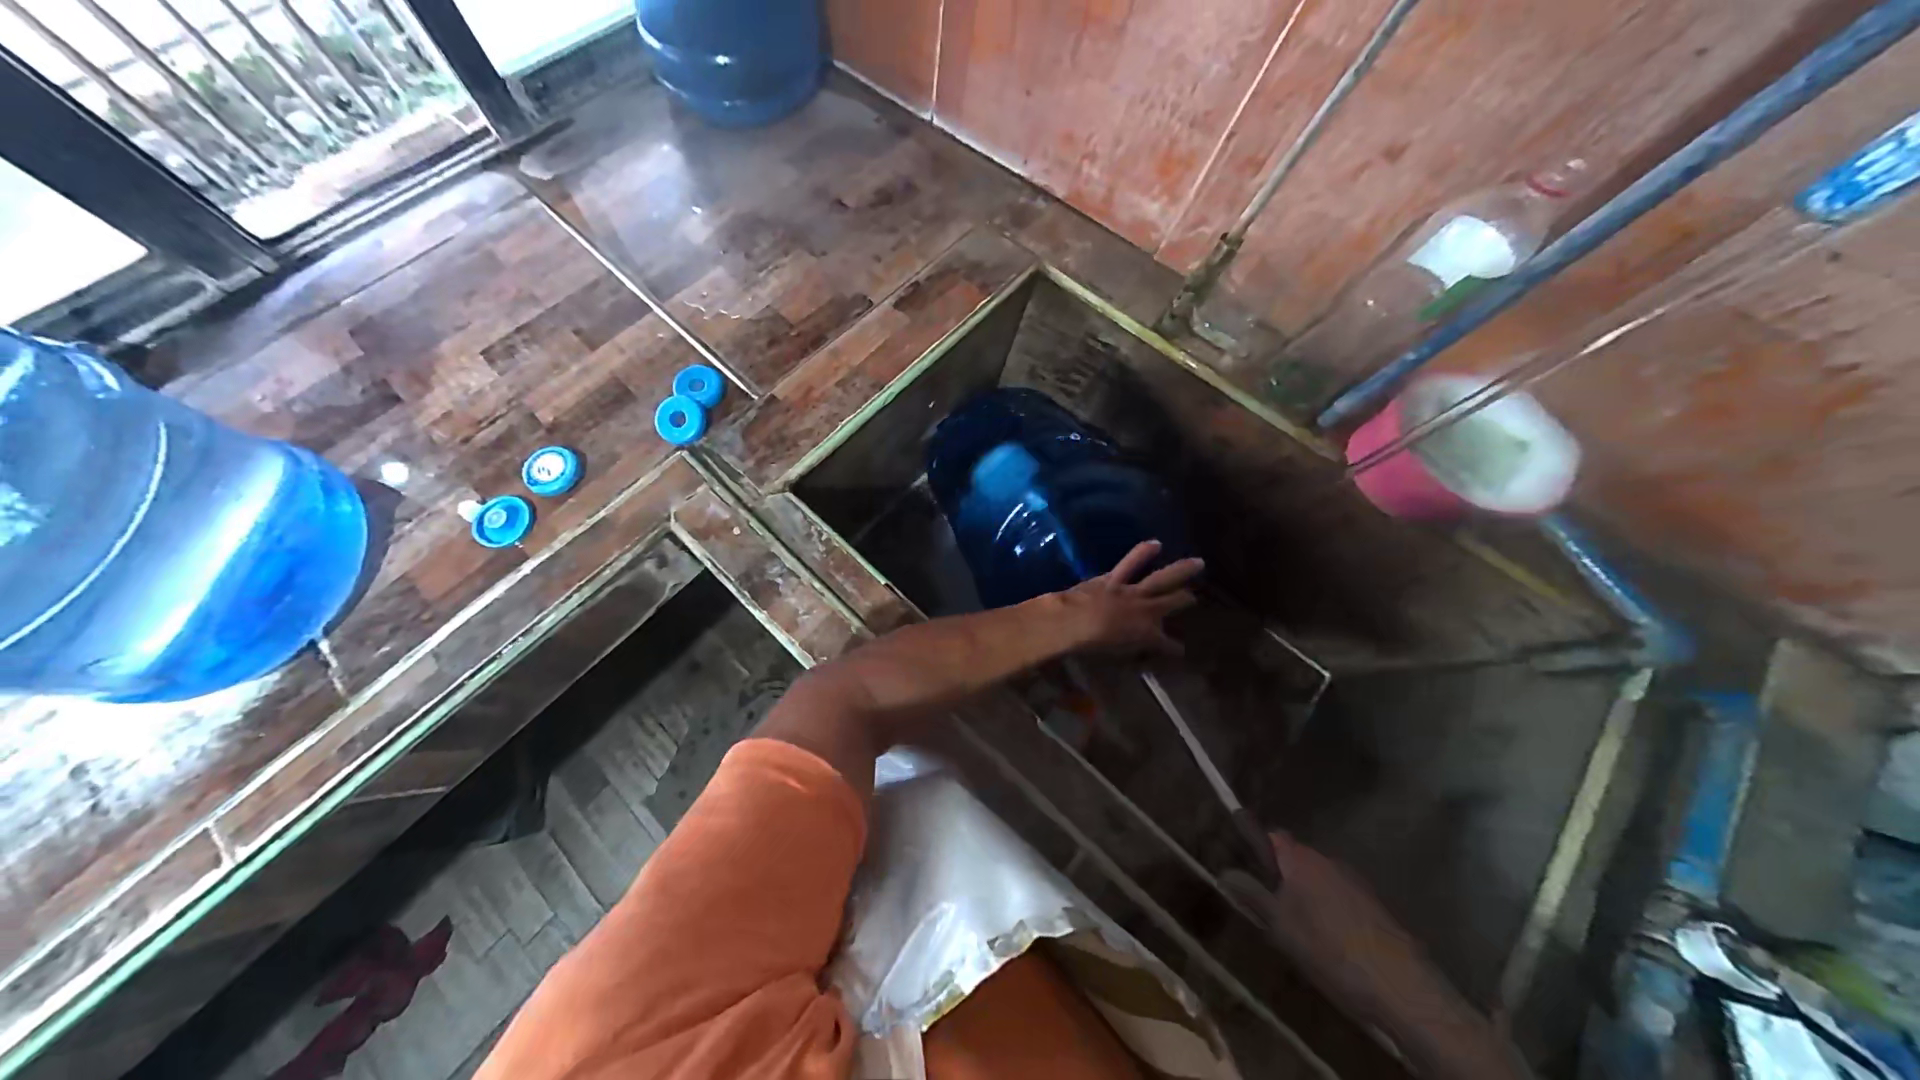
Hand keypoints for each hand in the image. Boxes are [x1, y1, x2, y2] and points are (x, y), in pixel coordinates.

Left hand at [1052, 540, 1202, 654]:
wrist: (1069, 622)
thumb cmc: (1088, 649)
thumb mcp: (1112, 663)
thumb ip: (1126, 662)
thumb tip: (1137, 669)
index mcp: (1146, 636)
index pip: (1166, 645)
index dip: (1173, 649)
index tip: (1179, 651)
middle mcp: (1145, 611)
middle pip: (1173, 603)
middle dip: (1185, 600)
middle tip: (1195, 598)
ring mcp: (1130, 592)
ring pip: (1160, 579)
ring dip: (1181, 570)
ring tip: (1198, 562)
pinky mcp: (1112, 579)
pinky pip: (1130, 563)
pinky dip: (1143, 552)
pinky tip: (1155, 543)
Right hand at [1223, 831, 1437, 1025]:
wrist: (1402, 988)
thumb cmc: (1329, 950)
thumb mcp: (1280, 926)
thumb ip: (1251, 894)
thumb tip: (1224, 871)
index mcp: (1302, 860)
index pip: (1274, 836)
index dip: (1258, 846)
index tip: (1246, 864)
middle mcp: (1329, 861)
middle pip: (1297, 859)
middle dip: (1282, 876)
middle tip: (1270, 909)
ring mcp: (1356, 882)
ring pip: (1320, 880)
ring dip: (1307, 895)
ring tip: (1300, 930)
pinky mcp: (1375, 906)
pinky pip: (1341, 897)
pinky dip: (1331, 910)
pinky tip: (1331, 942)